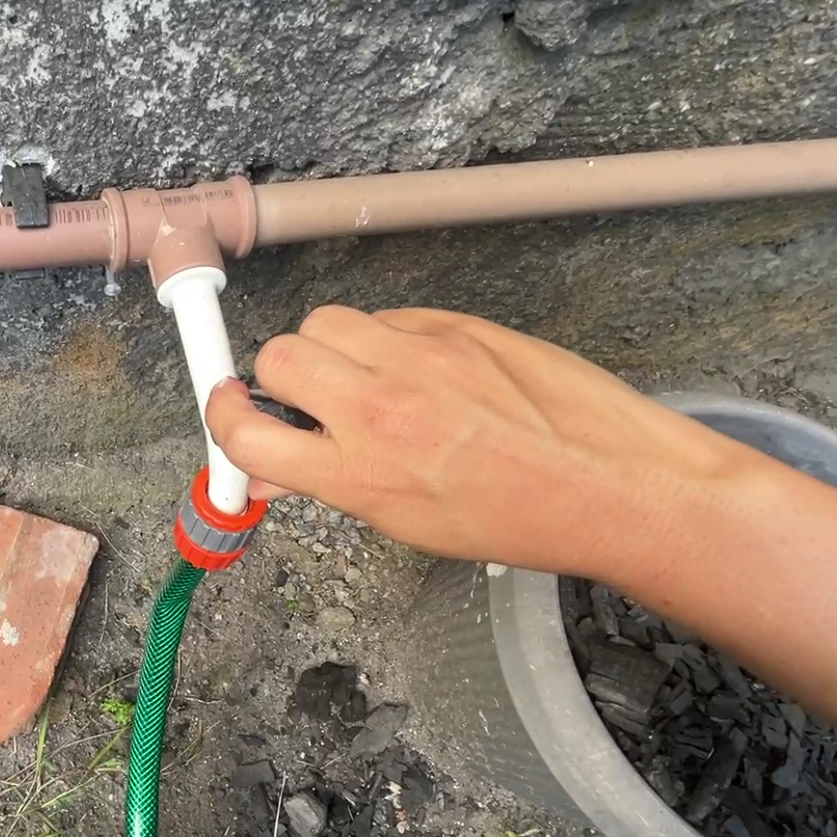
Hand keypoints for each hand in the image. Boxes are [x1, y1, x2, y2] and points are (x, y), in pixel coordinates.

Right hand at [205, 306, 767, 580]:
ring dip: (329, 346)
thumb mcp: (400, 522)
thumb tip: (273, 465)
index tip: (228, 409)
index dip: (222, 415)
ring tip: (363, 374)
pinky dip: (385, 337)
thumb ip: (326, 483)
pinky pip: (388, 315)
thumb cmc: (513, 519)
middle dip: (280, 373)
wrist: (614, 486)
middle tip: (307, 395)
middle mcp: (378, 409)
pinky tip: (417, 367)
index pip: (245, 431)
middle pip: (279, 354)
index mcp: (357, 474)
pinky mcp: (457, 325)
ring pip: (328, 321)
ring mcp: (419, 357)